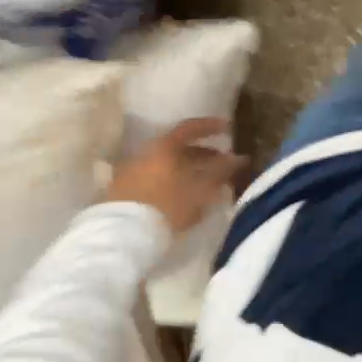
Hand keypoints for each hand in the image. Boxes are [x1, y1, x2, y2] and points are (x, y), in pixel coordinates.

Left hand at [103, 117, 246, 233]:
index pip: (190, 127)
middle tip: (220, 162)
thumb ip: (222, 169)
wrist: (124, 234)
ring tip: (204, 182)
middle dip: (201, 153)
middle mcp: (144, 153)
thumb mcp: (203, 187)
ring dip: (186, 168)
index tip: (228, 129)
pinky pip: (153, 178)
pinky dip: (171, 180)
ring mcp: (130, 172)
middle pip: (176, 147)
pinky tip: (183, 194)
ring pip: (165, 164)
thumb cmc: (170, 204)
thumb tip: (239, 158)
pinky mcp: (122, 191)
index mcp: (164, 147)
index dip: (211, 126)